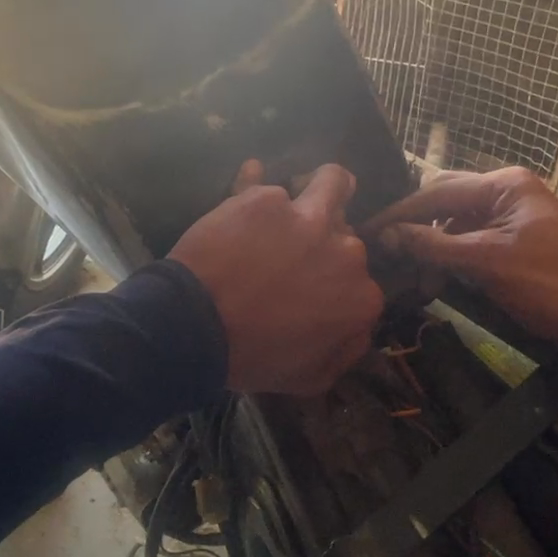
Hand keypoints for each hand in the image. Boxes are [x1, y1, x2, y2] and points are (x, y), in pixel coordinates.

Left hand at [169, 161, 382, 395]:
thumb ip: (345, 348)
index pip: (359, 279)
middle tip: (291, 251)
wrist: (195, 326)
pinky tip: (243, 186)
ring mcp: (306, 216)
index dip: (336, 280)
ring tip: (301, 192)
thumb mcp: (310, 376)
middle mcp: (345, 249)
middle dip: (324, 237)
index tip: (311, 287)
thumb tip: (358, 324)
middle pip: (343, 232)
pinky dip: (252, 185)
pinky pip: (260, 180)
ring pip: (331, 182)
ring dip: (324, 184)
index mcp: (361, 296)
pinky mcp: (264, 198)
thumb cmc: (253, 357)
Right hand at [365, 167, 557, 365]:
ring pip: (456, 225)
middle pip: (444, 203)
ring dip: (432, 249)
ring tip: (410, 277)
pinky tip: (436, 280)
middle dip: (414, 230)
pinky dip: (453, 260)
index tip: (366, 231)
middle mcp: (505, 191)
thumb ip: (433, 245)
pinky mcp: (518, 242)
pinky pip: (473, 242)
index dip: (398, 214)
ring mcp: (513, 216)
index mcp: (502, 184)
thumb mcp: (487, 263)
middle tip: (383, 253)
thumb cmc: (553, 284)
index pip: (435, 192)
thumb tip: (387, 235)